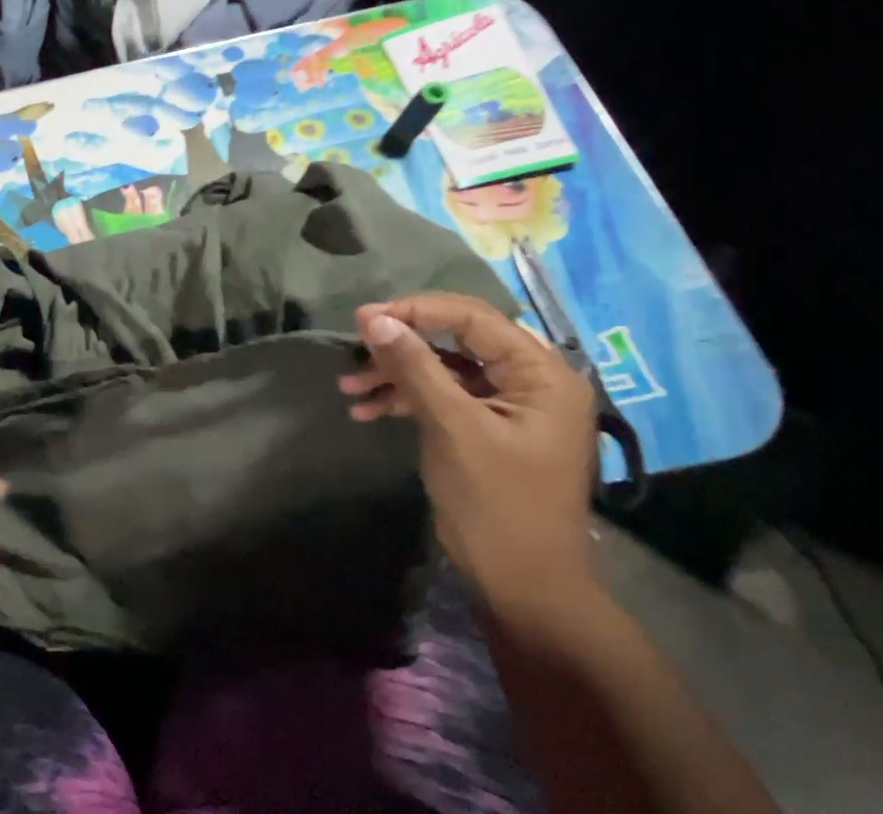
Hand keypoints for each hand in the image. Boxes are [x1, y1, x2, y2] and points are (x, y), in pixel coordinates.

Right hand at [337, 293, 599, 610]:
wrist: (522, 579)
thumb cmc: (496, 501)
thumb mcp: (451, 428)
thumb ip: (415, 368)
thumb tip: (374, 319)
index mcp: (542, 374)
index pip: (474, 319)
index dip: (415, 311)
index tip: (361, 318)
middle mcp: (532, 381)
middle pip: (457, 340)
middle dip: (400, 345)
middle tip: (352, 349)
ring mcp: (509, 406)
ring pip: (444, 370)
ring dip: (395, 376)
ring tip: (348, 389)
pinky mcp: (487, 429)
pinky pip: (442, 398)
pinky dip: (405, 400)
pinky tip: (366, 411)